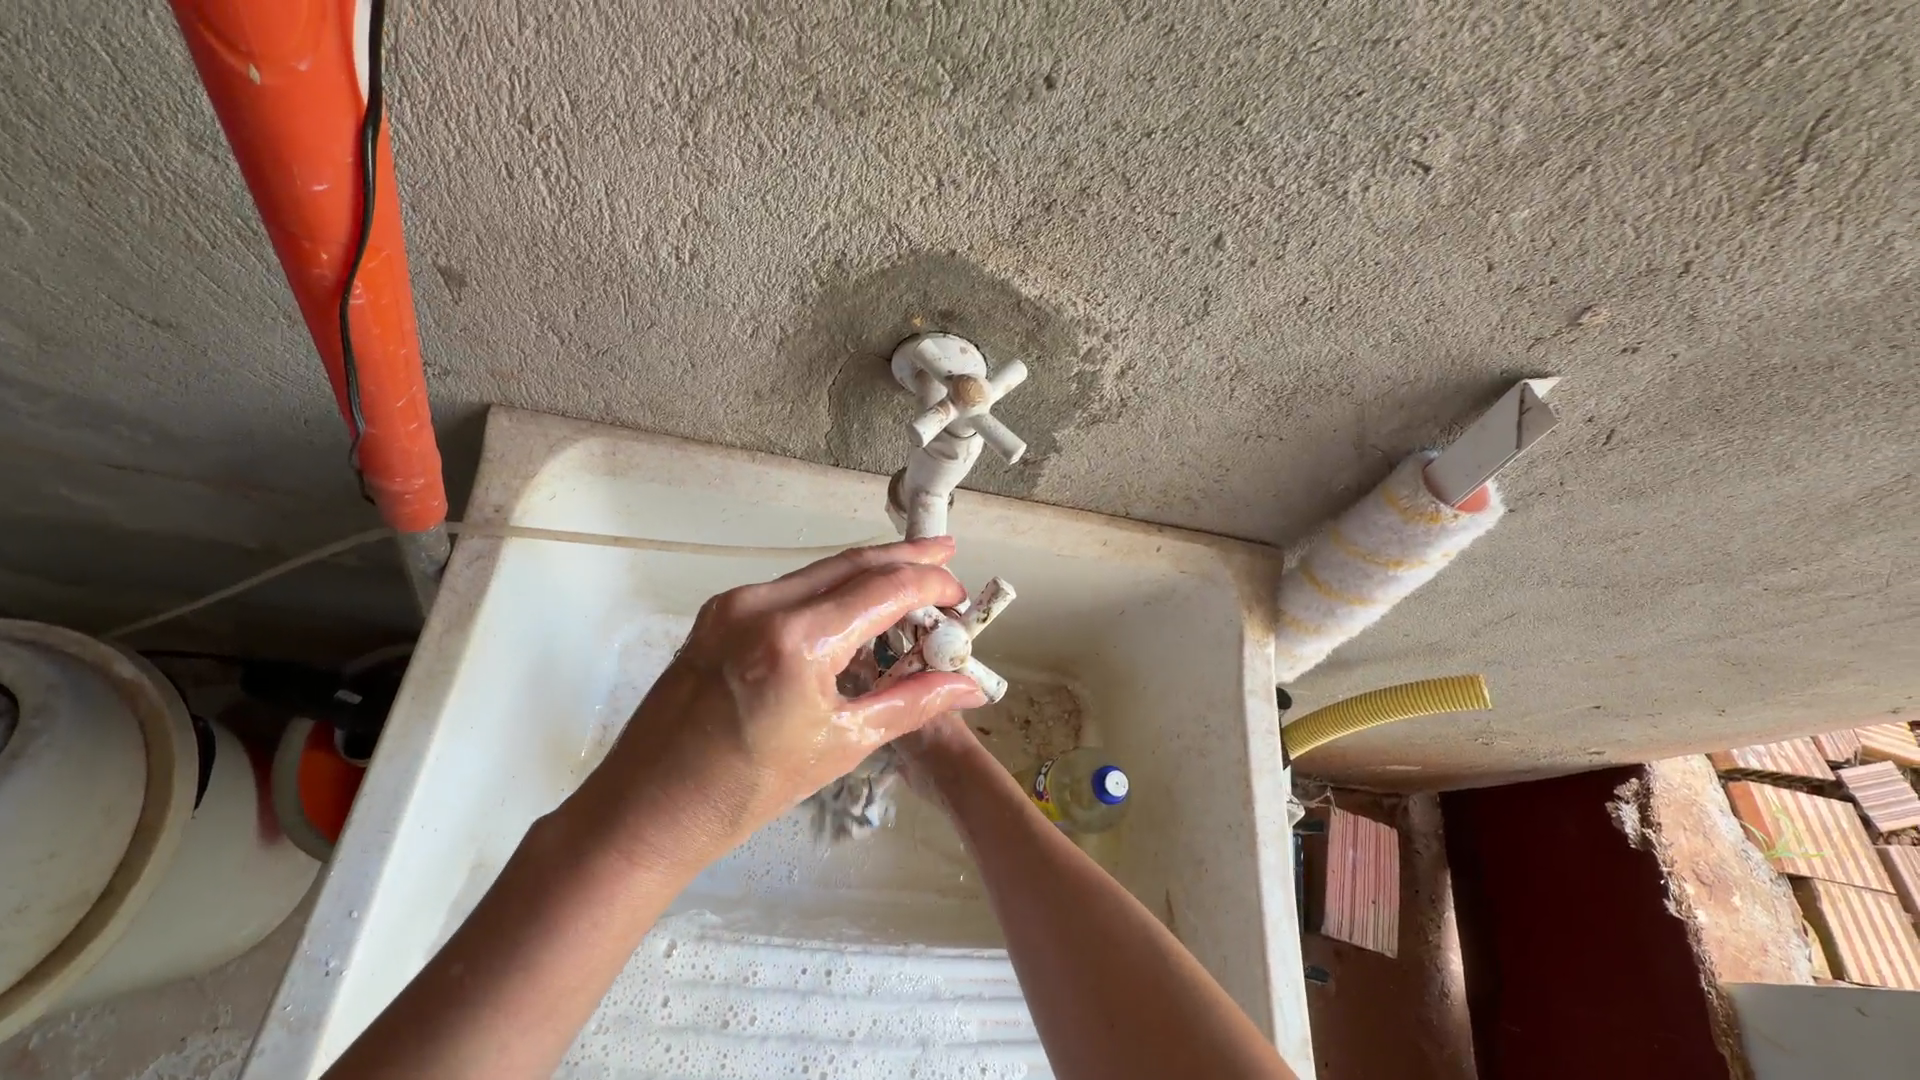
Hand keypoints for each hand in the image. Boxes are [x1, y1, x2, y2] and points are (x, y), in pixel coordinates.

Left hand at [565, 538, 989, 875]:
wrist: (649, 807)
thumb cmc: (748, 789)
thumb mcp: (842, 744)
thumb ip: (912, 703)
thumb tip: (970, 688)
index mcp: (795, 639)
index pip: (882, 588)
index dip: (929, 583)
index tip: (959, 594)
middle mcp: (762, 604)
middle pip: (851, 563)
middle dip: (905, 557)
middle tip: (948, 553)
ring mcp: (734, 604)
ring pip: (819, 572)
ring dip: (867, 572)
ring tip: (912, 576)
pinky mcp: (718, 613)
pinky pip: (790, 590)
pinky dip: (831, 591)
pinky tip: (856, 604)